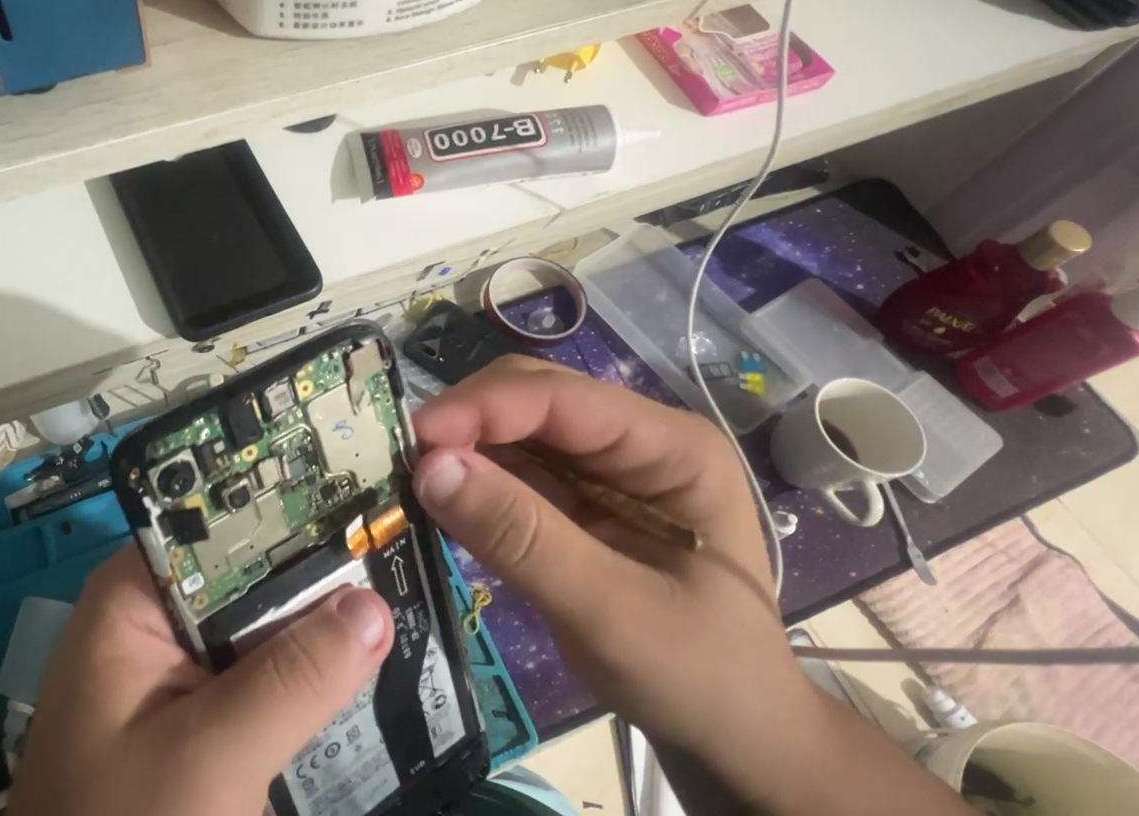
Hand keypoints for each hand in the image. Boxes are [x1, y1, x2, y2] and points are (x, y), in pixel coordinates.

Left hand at [10, 546, 394, 815]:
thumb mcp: (208, 757)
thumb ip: (290, 681)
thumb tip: (373, 607)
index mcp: (135, 598)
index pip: (225, 529)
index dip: (297, 516)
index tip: (373, 513)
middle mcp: (156, 618)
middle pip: (252, 577)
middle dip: (323, 580)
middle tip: (407, 565)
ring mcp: (178, 668)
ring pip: (265, 629)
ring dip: (324, 634)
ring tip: (406, 607)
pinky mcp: (199, 714)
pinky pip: (263, 677)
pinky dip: (308, 681)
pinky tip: (365, 672)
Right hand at [411, 357, 971, 814]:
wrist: (734, 739)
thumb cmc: (701, 678)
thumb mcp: (614, 614)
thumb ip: (524, 539)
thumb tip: (429, 468)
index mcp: (672, 447)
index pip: (564, 399)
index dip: (484, 407)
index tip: (416, 439)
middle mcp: (635, 440)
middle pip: (533, 399)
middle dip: (467, 422)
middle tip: (404, 464)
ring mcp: (603, 469)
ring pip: (512, 431)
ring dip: (460, 450)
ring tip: (408, 482)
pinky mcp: (573, 501)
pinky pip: (509, 473)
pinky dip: (469, 483)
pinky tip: (438, 502)